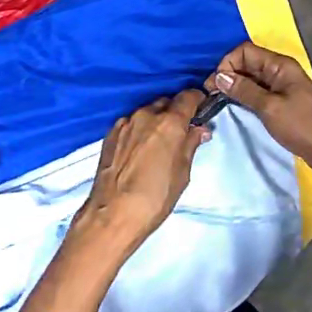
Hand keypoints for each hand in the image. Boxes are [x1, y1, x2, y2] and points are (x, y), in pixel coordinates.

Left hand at [72, 91, 209, 255]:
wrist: (112, 215)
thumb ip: (190, 144)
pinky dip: (139, 129)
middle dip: (176, 112)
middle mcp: (146, 115)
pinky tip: (140, 149)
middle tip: (181, 131)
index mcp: (169, 122)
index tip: (201, 109)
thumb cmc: (154, 197)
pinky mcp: (110, 135)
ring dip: (156, 121)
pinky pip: (131, 123)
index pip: (189, 96)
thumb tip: (198, 130)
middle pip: (167, 103)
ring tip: (159, 142)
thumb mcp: (182, 172)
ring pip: (147, 112)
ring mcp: (125, 124)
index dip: (198, 101)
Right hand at [208, 43, 311, 180]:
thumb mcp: (270, 108)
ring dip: (235, 86)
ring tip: (218, 102)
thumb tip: (220, 76)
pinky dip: (245, 96)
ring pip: (252, 78)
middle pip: (248, 63)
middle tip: (211, 96)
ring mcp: (282, 86)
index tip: (214, 86)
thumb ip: (245, 90)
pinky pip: (258, 91)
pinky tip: (234, 107)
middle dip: (228, 74)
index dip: (228, 64)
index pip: (246, 51)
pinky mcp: (282, 102)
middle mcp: (280, 71)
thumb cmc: (302, 126)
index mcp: (280, 65)